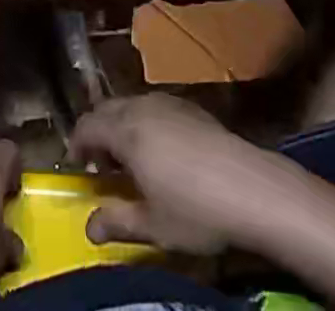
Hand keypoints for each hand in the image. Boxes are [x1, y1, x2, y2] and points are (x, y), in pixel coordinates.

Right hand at [68, 94, 300, 254]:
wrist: (259, 192)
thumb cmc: (198, 211)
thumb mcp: (154, 226)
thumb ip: (117, 222)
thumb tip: (88, 229)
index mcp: (124, 131)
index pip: (85, 127)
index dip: (76, 145)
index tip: (77, 166)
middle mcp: (140, 108)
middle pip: (105, 110)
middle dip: (97, 131)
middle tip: (102, 163)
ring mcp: (169, 104)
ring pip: (131, 105)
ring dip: (121, 124)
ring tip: (132, 156)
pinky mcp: (193, 109)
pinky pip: (155, 107)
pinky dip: (146, 121)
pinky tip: (164, 149)